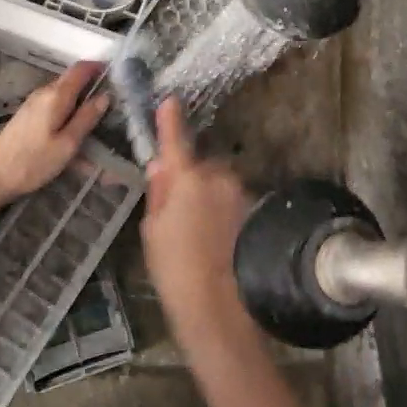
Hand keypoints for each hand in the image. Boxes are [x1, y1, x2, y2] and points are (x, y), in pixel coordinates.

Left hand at [0, 61, 109, 202]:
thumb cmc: (33, 161)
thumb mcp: (67, 144)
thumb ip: (87, 118)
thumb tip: (105, 96)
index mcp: (56, 95)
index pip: (80, 69)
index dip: (98, 66)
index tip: (116, 73)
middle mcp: (44, 93)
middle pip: (72, 80)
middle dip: (92, 85)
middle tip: (114, 100)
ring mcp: (33, 104)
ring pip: (63, 95)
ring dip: (81, 100)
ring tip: (99, 117)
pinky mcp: (27, 117)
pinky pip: (54, 106)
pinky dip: (68, 111)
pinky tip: (75, 129)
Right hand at [143, 96, 251, 330]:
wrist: (216, 305)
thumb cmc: (174, 269)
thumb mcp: (152, 230)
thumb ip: (159, 192)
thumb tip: (161, 166)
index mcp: (187, 178)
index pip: (176, 140)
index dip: (170, 120)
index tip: (169, 101)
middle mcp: (218, 177)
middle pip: (200, 166)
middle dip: (190, 179)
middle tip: (176, 211)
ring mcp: (240, 193)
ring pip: (218, 184)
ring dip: (208, 197)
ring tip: (196, 233)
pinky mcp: (254, 210)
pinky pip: (231, 201)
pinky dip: (222, 211)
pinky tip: (215, 239)